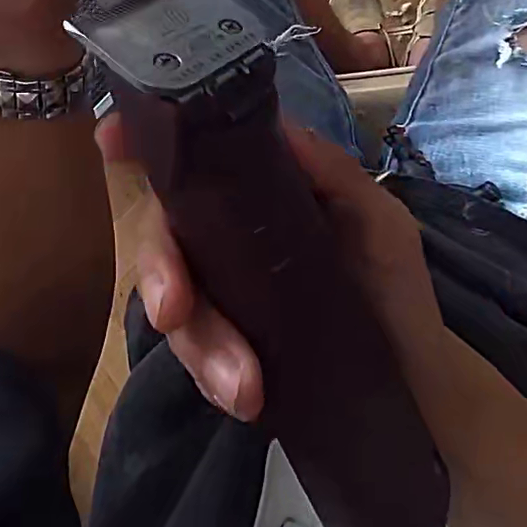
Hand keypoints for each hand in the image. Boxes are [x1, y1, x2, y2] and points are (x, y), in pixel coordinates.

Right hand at [98, 118, 449, 420]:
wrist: (416, 397)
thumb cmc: (396, 296)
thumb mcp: (380, 225)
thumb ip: (336, 175)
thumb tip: (282, 130)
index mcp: (258, 196)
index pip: (192, 161)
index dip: (143, 144)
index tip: (110, 138)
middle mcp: (227, 236)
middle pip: (164, 234)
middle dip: (160, 270)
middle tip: (173, 308)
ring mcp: (221, 292)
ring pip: (170, 300)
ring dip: (196, 342)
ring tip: (241, 386)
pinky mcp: (222, 346)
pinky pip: (191, 354)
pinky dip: (207, 373)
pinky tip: (241, 396)